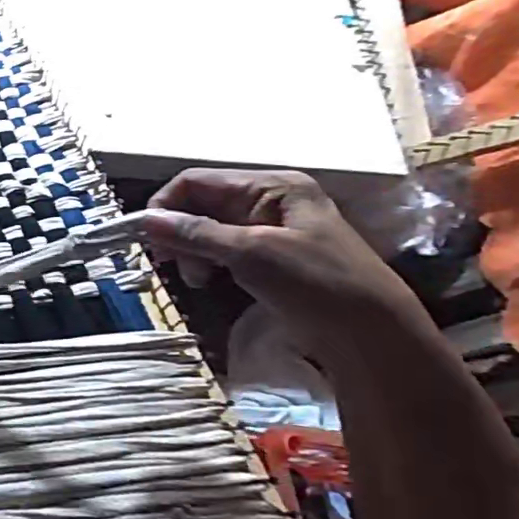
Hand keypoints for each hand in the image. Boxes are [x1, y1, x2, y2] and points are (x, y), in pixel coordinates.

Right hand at [138, 169, 427, 359]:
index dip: (165, 204)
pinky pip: (219, 248)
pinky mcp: (266, 256)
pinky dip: (205, 262)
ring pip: (204, 228)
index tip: (147, 236)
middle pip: (198, 204)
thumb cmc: (318, 284)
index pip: (196, 181)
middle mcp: (267, 200)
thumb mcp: (251, 254)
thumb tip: (144, 220)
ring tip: (195, 277)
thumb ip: (195, 233)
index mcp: (272, 186)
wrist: (374, 337)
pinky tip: (207, 280)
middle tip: (168, 262)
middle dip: (178, 231)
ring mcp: (267, 228)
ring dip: (190, 250)